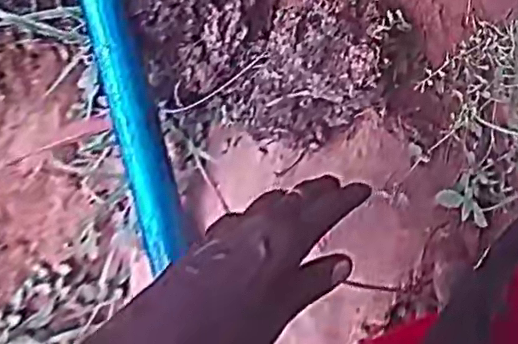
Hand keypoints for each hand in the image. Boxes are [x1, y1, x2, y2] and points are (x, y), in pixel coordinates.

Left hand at [87, 177, 371, 343]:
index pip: (328, 206)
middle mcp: (260, 223)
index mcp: (287, 237)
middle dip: (321, 190)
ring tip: (303, 201)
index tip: (362, 190)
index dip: (348, 196)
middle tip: (337, 189)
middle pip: (299, 196)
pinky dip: (260, 214)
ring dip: (291, 199)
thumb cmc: (220, 333)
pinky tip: (256, 226)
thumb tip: (339, 265)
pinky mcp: (206, 241)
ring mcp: (230, 230)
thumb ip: (310, 283)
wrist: (155, 343)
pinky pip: (244, 215)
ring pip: (272, 201)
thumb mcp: (278, 313)